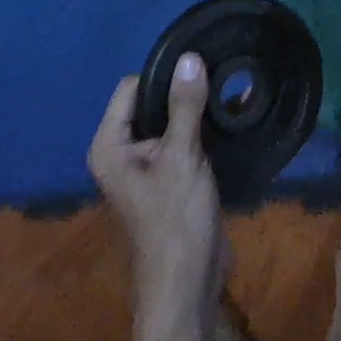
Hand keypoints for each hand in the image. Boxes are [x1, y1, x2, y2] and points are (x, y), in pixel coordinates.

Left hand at [89, 55, 226, 316]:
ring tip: (229, 93)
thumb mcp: (182, 157)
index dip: (163, 76)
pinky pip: (182, 142)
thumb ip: (186, 106)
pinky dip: (202, 132)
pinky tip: (231, 120)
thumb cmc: (176, 219)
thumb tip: (190, 57)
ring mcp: (146, 168)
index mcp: (110, 145)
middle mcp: (122, 152)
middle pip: (151, 103)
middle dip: (183, 92)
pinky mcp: (169, 179)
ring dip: (196, 112)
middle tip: (221, 76)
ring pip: (170, 122)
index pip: (131, 88)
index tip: (200, 69)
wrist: (188, 283)